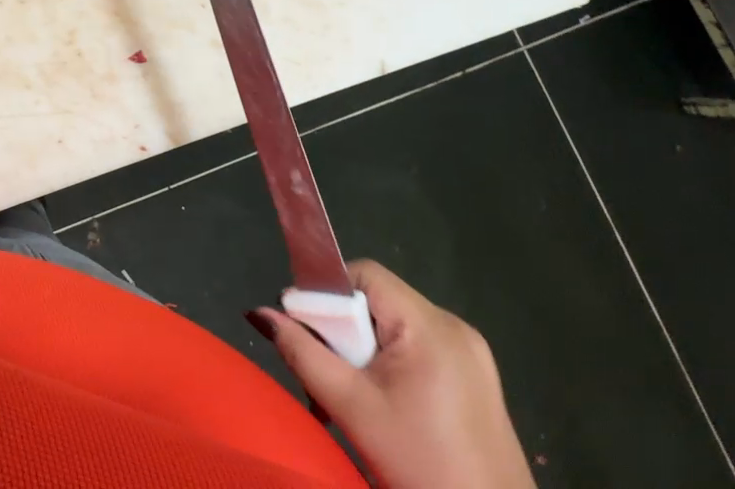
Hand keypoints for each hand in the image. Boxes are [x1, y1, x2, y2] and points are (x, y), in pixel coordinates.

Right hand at [249, 260, 534, 488]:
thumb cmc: (418, 460)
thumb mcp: (348, 404)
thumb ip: (301, 350)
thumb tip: (260, 313)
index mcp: (430, 327)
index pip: (363, 275)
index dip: (326, 293)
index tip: (306, 330)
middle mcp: (454, 327)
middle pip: (376, 301)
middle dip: (340, 329)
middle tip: (324, 372)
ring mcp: (470, 352)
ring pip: (391, 327)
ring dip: (359, 350)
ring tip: (347, 394)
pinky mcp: (474, 376)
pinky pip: (414, 349)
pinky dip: (385, 364)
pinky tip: (378, 401)